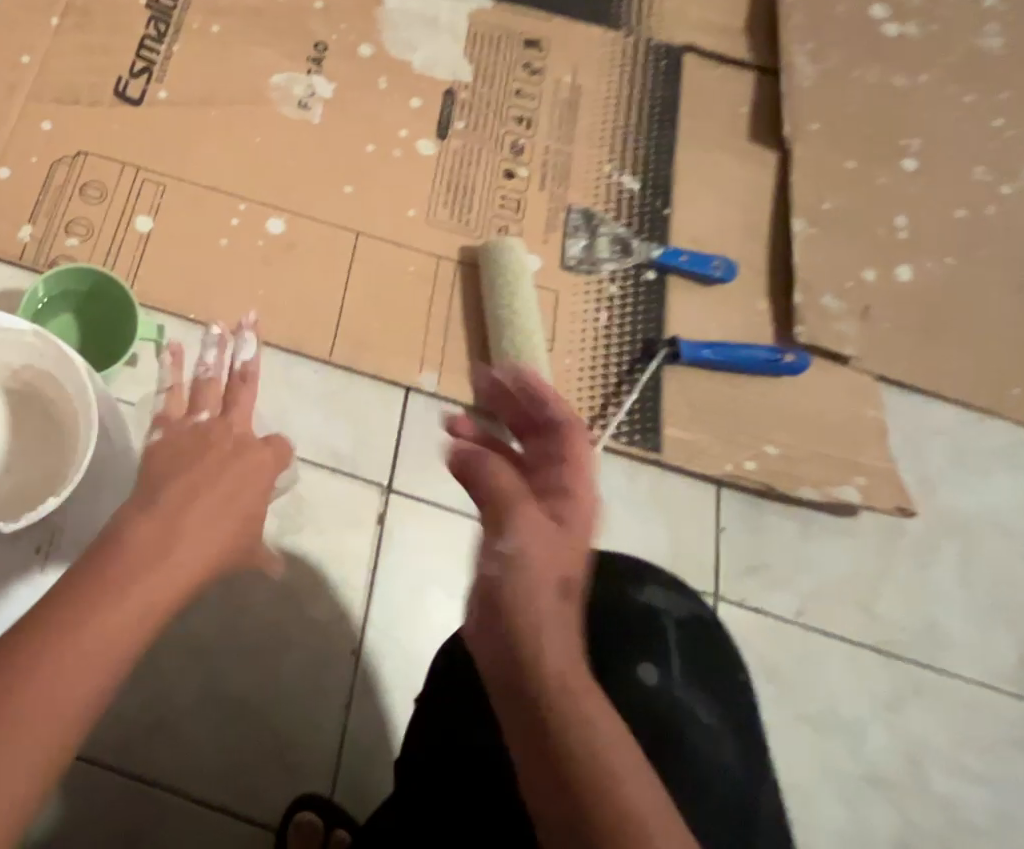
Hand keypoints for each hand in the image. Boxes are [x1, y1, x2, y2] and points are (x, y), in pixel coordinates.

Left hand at [104, 314, 295, 597]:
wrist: (165, 538)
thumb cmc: (215, 547)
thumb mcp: (248, 552)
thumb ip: (262, 553)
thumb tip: (277, 569)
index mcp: (261, 462)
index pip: (280, 447)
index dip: (277, 454)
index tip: (274, 462)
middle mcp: (233, 434)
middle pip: (246, 384)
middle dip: (249, 349)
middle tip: (250, 318)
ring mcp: (198, 426)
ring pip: (211, 379)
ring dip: (214, 349)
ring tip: (218, 322)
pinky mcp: (166, 429)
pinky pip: (170, 392)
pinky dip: (171, 368)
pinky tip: (173, 346)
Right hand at [443, 363, 599, 686]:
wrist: (524, 655)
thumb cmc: (529, 594)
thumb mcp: (515, 529)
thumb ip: (491, 479)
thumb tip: (460, 446)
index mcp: (571, 493)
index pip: (563, 429)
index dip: (538, 396)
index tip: (506, 370)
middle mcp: (555, 497)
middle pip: (538, 438)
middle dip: (511, 406)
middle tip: (476, 380)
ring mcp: (530, 514)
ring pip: (512, 458)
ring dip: (487, 433)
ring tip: (452, 418)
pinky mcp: (505, 531)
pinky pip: (492, 481)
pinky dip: (474, 462)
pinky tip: (452, 454)